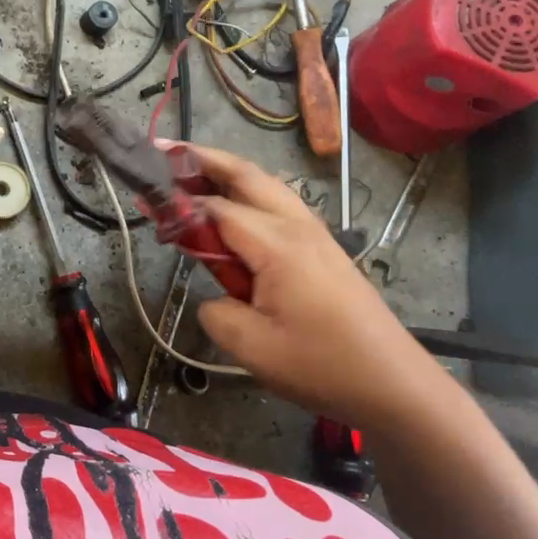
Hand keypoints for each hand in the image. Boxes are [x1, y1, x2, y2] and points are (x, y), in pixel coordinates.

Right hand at [171, 143, 454, 431]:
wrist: (394, 385)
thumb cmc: (322, 365)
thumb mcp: (251, 346)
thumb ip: (215, 311)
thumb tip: (215, 296)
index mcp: (277, 245)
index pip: (216, 208)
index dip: (177, 203)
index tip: (143, 202)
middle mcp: (297, 228)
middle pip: (246, 176)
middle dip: (202, 159)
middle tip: (162, 152)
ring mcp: (315, 236)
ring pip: (266, 186)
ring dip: (226, 173)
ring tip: (188, 171)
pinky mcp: (323, 251)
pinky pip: (278, 207)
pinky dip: (247, 195)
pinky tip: (229, 209)